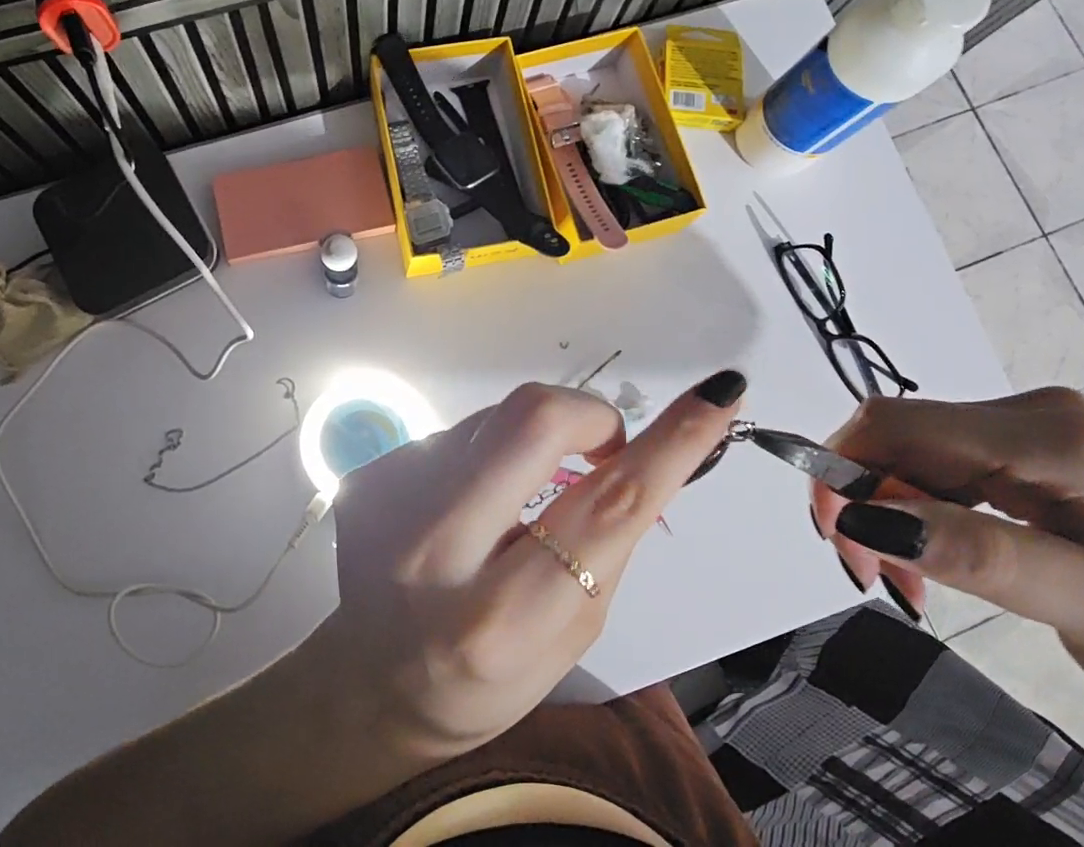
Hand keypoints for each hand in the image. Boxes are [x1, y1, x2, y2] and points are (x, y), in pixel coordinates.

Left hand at [309, 371, 746, 761]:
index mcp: (497, 617)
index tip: (718, 397)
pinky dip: (482, 460)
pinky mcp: (364, 474)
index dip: (672, 446)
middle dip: (590, 415)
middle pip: (532, 419)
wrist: (371, 684)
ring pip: (494, 417)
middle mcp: (431, 549)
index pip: (605, 509)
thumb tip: (647, 451)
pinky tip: (466, 510)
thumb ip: (607, 546)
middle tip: (602, 447)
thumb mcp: (569, 637)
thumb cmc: (487, 679)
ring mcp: (386, 500)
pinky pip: (453, 435)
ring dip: (528, 444)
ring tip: (515, 501)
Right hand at [811, 388, 1083, 753]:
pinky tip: (932, 567)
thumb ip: (986, 557)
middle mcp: (1036, 419)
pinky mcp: (1032, 466)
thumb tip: (867, 512)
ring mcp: (1034, 440)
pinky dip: (916, 521)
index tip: (840, 546)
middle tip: (874, 580)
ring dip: (886, 517)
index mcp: (1053, 437)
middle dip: (862, 503)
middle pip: (899, 438)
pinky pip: (941, 478)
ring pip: (911, 459)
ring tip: (909, 589)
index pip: (898, 424)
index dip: (842, 471)